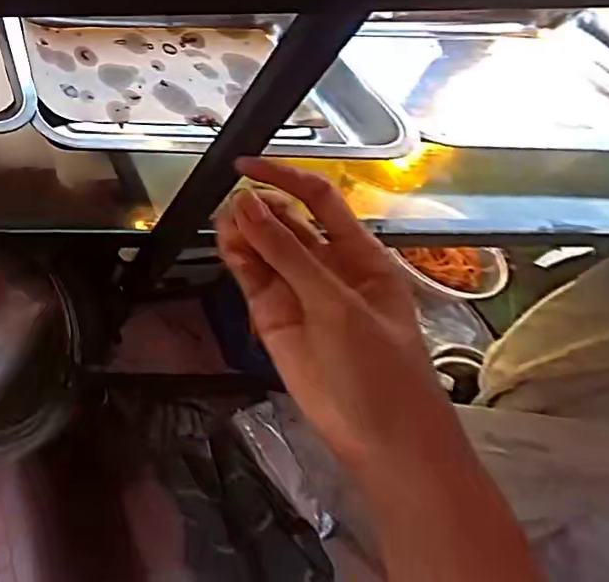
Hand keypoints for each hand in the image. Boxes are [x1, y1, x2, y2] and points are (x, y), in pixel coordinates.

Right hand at [217, 157, 542, 581]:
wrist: (383, 443)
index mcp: (359, 256)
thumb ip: (287, 253)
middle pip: (284, 219)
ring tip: (226, 226)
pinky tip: (225, 244)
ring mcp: (294, 287)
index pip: (318, 200)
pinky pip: (247, 270)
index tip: (245, 164)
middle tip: (233, 207)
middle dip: (257, 207)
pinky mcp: (269, 310)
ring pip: (260, 243)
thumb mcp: (337, 305)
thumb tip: (244, 203)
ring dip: (241, 229)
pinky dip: (234, 254)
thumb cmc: (381, 370)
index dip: (283, 177)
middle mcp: (324, 264)